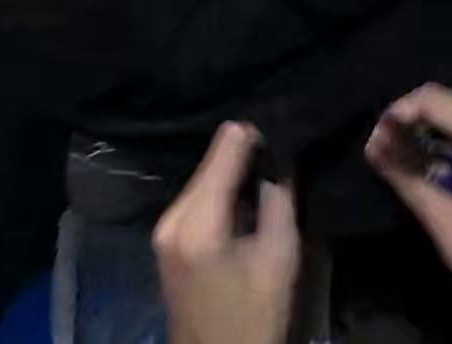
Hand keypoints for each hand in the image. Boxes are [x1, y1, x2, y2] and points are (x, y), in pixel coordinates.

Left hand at [153, 122, 298, 343]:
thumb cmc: (254, 316)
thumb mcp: (281, 252)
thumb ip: (280, 192)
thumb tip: (282, 150)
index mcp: (199, 220)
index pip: (229, 142)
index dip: (261, 135)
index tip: (286, 140)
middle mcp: (172, 216)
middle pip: (216, 153)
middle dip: (249, 153)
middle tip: (282, 164)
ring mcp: (165, 228)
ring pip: (209, 170)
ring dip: (238, 171)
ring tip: (270, 182)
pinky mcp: (168, 237)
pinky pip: (202, 191)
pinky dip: (226, 188)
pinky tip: (248, 204)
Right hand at [366, 85, 451, 343]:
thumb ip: (412, 183)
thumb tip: (373, 145)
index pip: (433, 98)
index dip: (397, 114)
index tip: (370, 145)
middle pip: (442, 103)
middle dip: (405, 123)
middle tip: (375, 154)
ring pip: (450, 119)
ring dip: (419, 136)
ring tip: (388, 162)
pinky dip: (436, 149)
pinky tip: (417, 170)